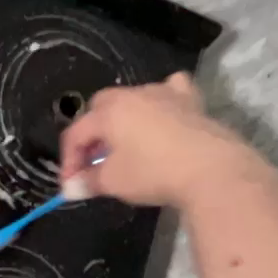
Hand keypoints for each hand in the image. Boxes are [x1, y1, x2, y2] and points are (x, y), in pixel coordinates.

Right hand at [60, 72, 274, 208]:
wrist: (209, 169)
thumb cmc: (152, 173)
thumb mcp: (112, 182)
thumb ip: (87, 182)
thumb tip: (72, 187)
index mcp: (109, 113)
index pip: (76, 134)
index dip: (68, 161)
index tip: (70, 185)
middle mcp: (134, 95)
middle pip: (100, 106)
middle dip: (91, 133)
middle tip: (93, 161)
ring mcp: (165, 94)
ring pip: (133, 97)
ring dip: (121, 119)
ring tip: (123, 145)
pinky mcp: (191, 101)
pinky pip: (171, 90)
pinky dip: (160, 101)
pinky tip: (161, 114)